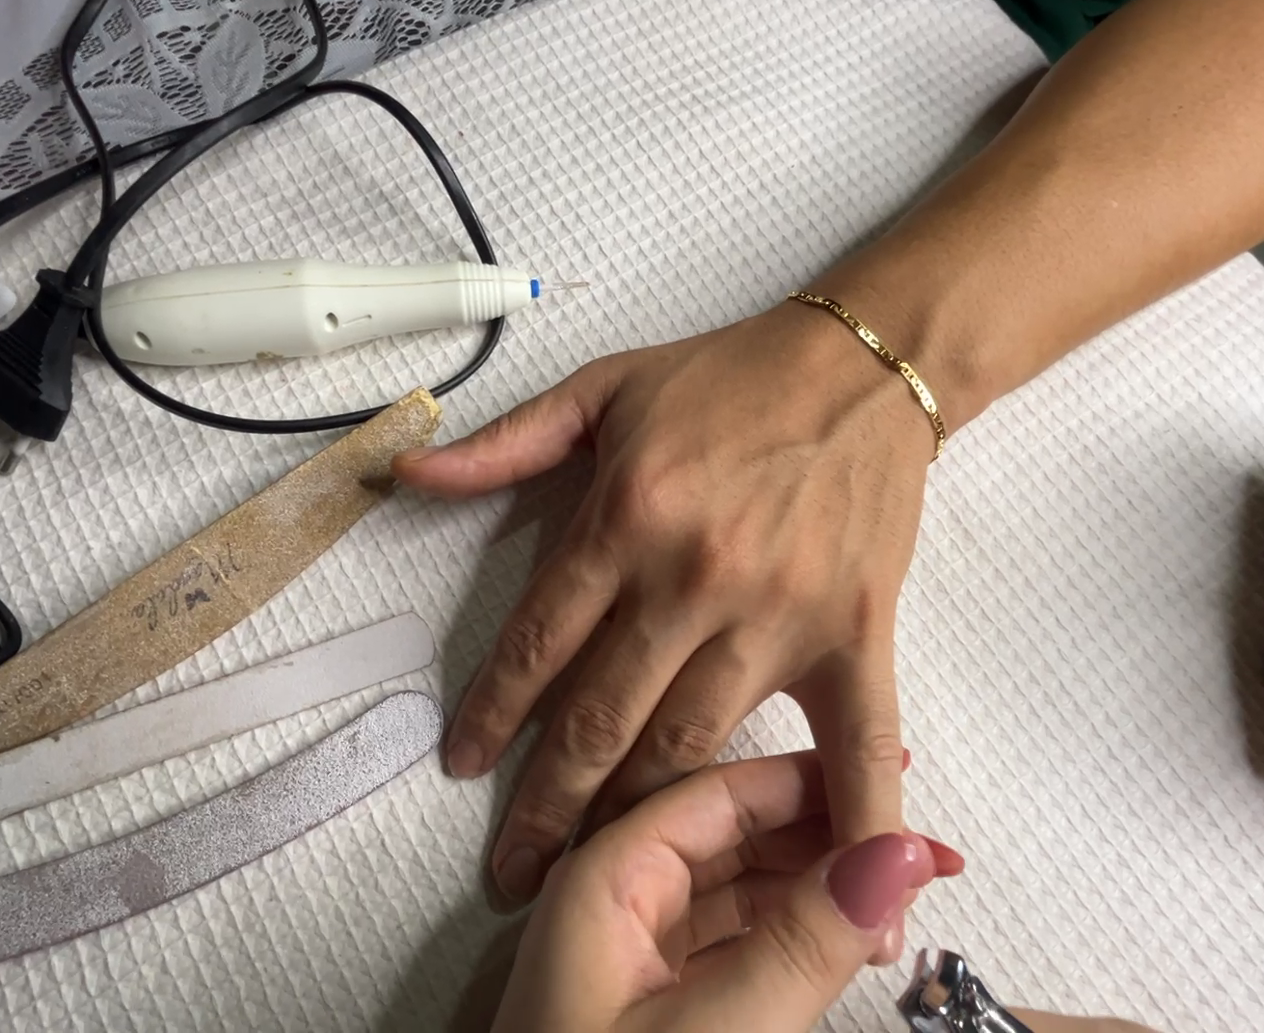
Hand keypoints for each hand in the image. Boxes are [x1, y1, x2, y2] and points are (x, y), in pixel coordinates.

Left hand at [396, 301, 937, 902]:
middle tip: (513, 870)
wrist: (857, 369)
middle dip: (548, 803)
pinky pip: (853, 745)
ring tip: (595, 870)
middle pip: (600, 718)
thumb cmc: (724, 379)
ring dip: (636, 818)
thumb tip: (406, 473)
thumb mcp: (601, 390)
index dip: (490, 713)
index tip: (463, 765)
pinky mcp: (854, 635)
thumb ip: (503, 444)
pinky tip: (838, 895)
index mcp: (624, 519)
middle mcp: (692, 579)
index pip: (536, 642)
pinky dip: (849, 822)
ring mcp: (775, 616)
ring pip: (689, 745)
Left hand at [495, 751, 961, 1032]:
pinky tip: (847, 940)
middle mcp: (621, 895)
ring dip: (818, 888)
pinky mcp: (661, 998)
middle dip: (825, 835)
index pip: (718, 794)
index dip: (807, 781)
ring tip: (902, 894)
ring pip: (742, 889)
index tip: (893, 778)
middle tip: (922, 850)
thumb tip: (894, 852)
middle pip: (734, 835)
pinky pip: (737, 941)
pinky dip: (794, 936)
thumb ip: (801, 944)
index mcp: (609, 874)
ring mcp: (640, 949)